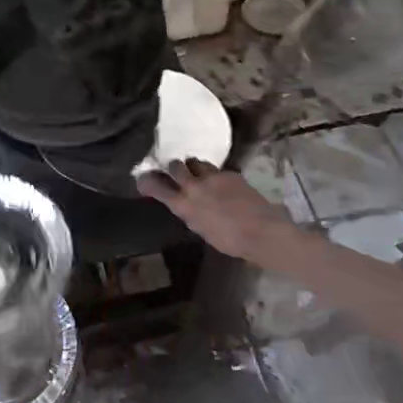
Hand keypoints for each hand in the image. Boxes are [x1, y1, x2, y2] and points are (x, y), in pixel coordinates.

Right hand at [136, 158, 302, 263]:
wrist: (259, 230)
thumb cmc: (229, 240)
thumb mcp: (201, 229)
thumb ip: (191, 213)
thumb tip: (188, 205)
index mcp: (183, 205)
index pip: (156, 187)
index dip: (147, 181)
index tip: (143, 178)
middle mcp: (194, 187)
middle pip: (175, 166)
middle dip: (174, 167)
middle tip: (176, 170)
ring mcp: (213, 177)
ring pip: (196, 162)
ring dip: (193, 166)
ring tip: (198, 171)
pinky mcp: (230, 173)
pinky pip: (217, 168)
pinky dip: (215, 174)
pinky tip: (222, 182)